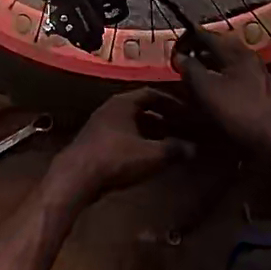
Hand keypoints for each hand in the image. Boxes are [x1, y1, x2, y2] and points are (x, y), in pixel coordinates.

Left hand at [50, 89, 196, 199]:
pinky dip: (139, 140)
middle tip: (182, 127)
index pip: (151, 93)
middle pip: (141, 108)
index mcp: (123, 102)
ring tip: (170, 142)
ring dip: (151, 131)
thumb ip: (173, 149)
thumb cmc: (116, 158)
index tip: (187, 111)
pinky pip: (123, 134)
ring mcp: (101, 124)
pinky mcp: (96, 141)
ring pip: (132, 122)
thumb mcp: (150, 154)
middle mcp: (111, 108)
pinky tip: (148, 155)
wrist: (77, 175)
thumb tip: (193, 148)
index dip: (171, 101)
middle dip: (163, 117)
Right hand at [173, 28, 270, 186]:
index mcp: (236, 51)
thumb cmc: (242, 112)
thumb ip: (191, 70)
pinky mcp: (260, 91)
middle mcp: (248, 57)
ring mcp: (256, 74)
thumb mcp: (209, 90)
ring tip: (191, 80)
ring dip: (208, 68)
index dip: (187, 39)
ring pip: (226, 63)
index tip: (172, 49)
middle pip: (217, 48)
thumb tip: (179, 56)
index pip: (206, 34)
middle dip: (197, 53)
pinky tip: (211, 94)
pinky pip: (234, 78)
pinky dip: (219, 80)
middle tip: (180, 64)